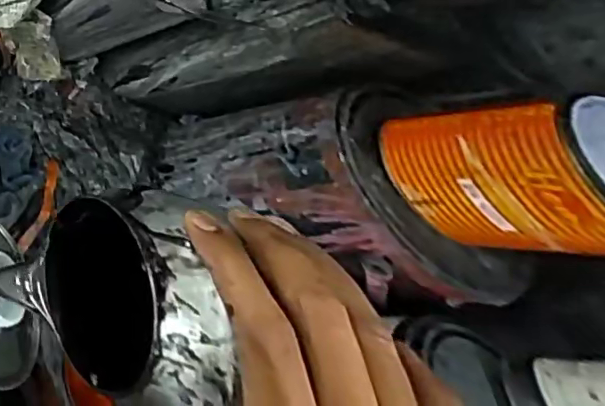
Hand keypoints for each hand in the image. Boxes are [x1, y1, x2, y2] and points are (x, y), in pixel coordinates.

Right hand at [185, 209, 460, 405]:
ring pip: (376, 333)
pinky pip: (430, 384)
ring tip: (290, 243)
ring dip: (327, 274)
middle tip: (242, 220)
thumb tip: (174, 329)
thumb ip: (220, 376)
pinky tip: (362, 314)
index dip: (229, 262)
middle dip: (276, 250)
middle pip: (321, 313)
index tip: (201, 224)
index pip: (262, 324)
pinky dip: (392, 340)